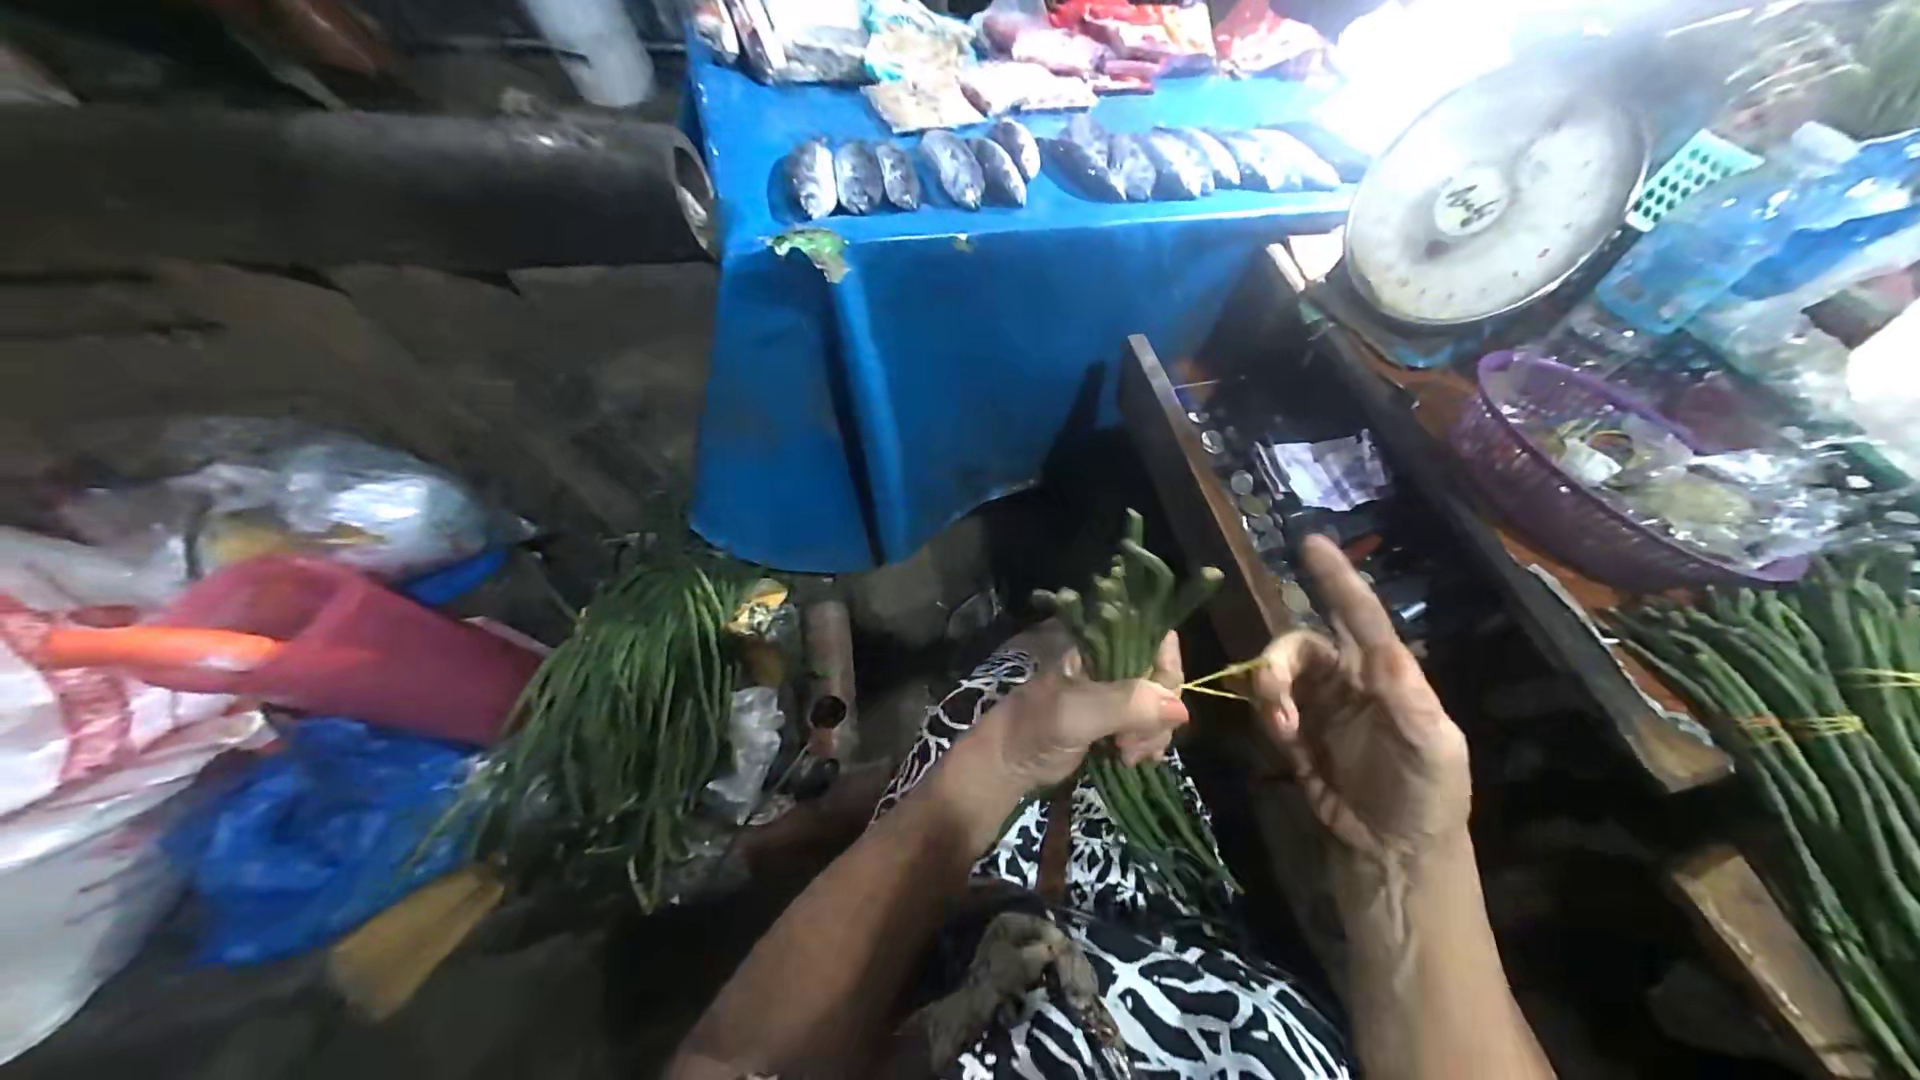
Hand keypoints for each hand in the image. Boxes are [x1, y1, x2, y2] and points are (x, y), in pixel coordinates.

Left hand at [983, 630, 1190, 792]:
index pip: (1155, 641)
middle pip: (1163, 678)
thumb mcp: (1076, 713)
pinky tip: (1131, 759)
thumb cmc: (1034, 728)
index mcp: (1099, 647)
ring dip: (1152, 734)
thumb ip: (1125, 704)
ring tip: (1125, 755)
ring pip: (1159, 706)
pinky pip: (1149, 727)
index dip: (1166, 672)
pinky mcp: (1115, 722)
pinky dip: (1147, 744)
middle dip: (1157, 714)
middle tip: (1129, 742)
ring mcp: (1114, 695)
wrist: (1007, 764)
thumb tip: (1181, 708)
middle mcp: (1111, 665)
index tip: (1156, 705)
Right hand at [1252, 536, 1469, 861]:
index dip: (1336, 579)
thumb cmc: (1426, 796)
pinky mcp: (1290, 731)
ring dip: (1268, 692)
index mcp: (1385, 675)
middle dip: (1278, 660)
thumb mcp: (1433, 750)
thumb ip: (1408, 702)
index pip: (1358, 616)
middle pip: (1297, 645)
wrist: (1390, 851)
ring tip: (1281, 729)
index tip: (1310, 543)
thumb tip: (1384, 651)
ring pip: (1274, 672)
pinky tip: (1282, 741)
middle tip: (1273, 693)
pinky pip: (1264, 706)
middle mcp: (1345, 680)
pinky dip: (1265, 715)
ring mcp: (1314, 705)